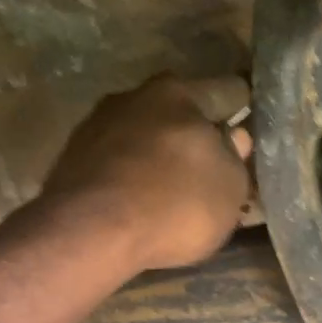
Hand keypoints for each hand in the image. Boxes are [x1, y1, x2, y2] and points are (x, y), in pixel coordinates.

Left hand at [40, 74, 253, 271]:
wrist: (89, 232)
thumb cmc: (173, 204)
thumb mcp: (229, 189)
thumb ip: (236, 160)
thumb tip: (232, 139)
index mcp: (180, 94)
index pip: (227, 90)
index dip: (243, 110)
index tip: (249, 131)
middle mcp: (136, 96)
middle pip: (179, 112)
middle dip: (196, 135)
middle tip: (210, 170)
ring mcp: (98, 124)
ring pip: (145, 135)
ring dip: (159, 155)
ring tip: (170, 191)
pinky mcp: (73, 156)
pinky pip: (118, 161)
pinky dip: (131, 175)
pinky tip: (138, 203)